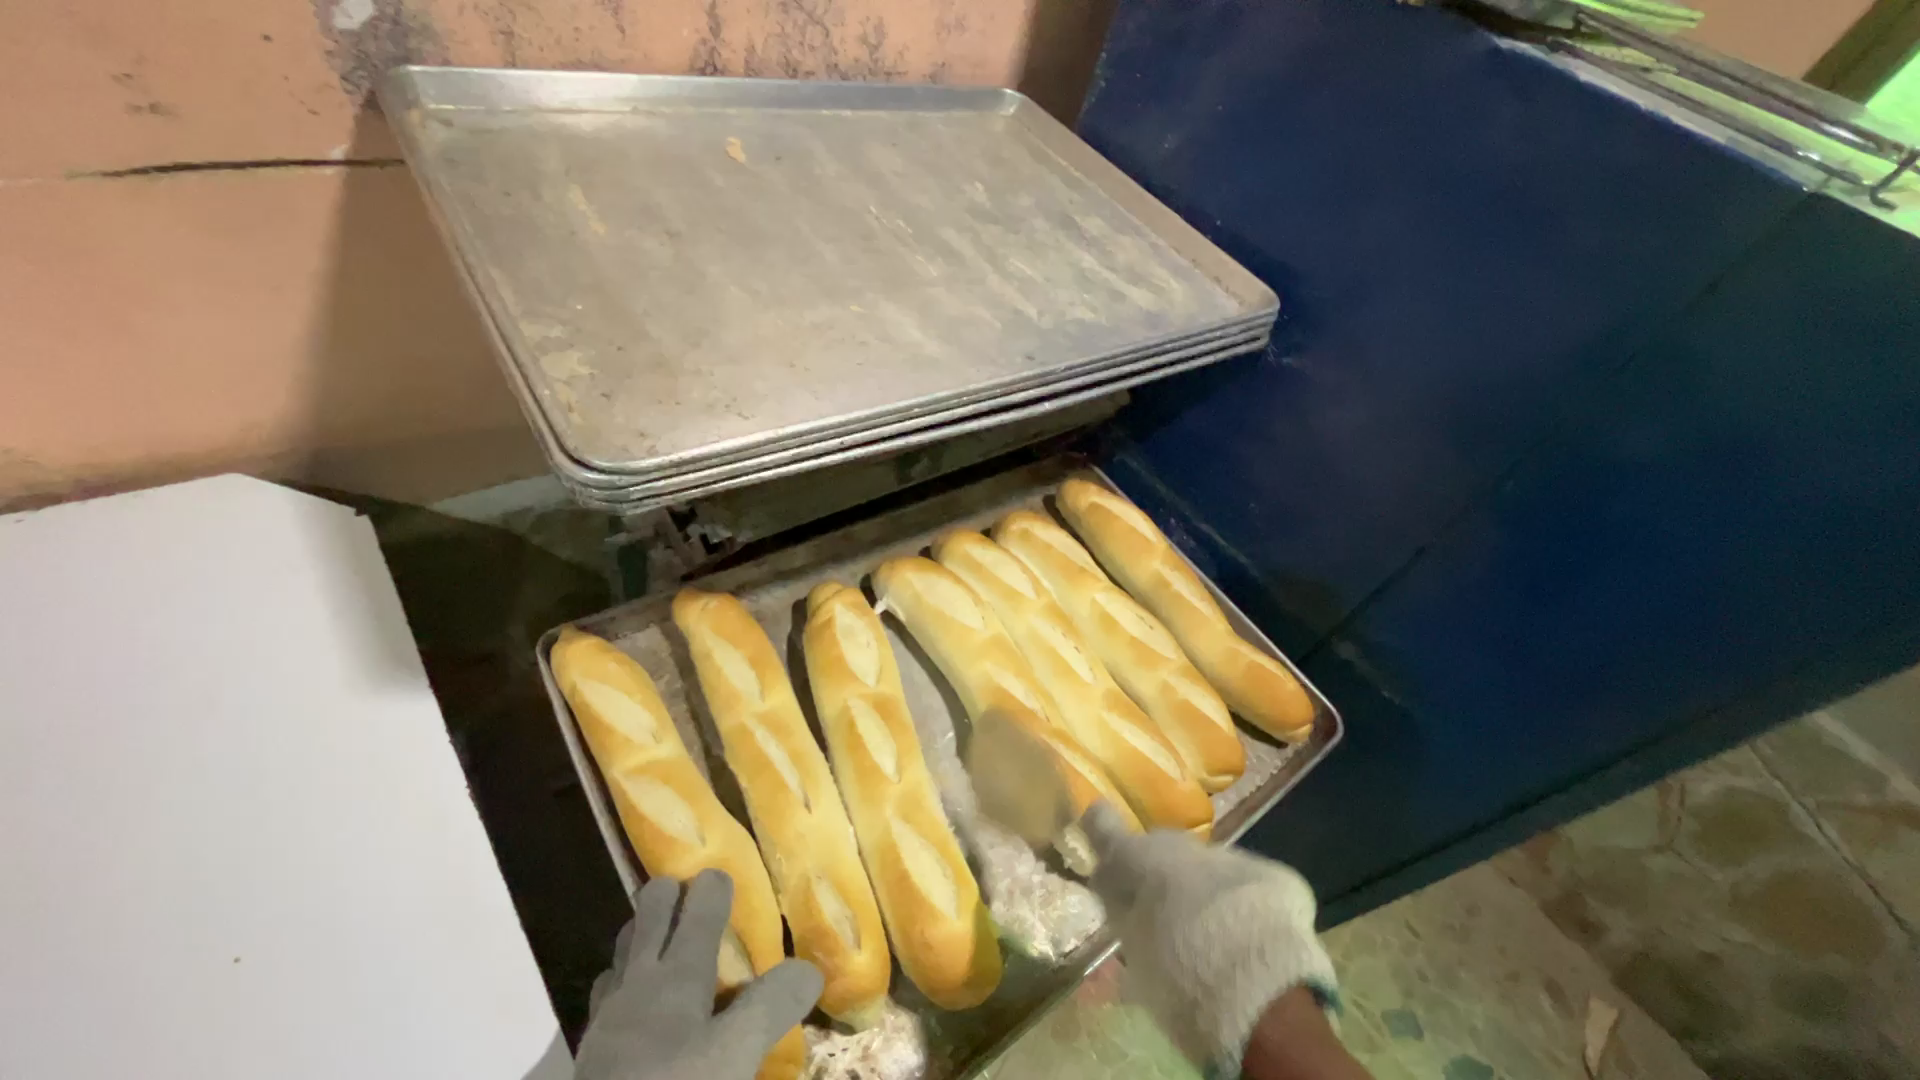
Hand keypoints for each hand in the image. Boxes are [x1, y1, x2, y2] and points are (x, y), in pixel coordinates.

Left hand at [575, 870, 821, 1079]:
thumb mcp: (735, 1056)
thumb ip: (771, 1005)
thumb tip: (809, 968)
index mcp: (678, 973)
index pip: (700, 903)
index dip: (717, 884)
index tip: (733, 877)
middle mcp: (638, 979)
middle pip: (651, 910)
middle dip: (673, 893)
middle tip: (700, 901)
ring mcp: (609, 1012)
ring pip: (625, 946)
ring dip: (647, 932)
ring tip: (673, 942)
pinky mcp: (592, 1046)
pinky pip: (609, 990)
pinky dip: (627, 979)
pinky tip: (641, 1004)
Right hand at [1082, 803, 1337, 1073]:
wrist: (1256, 985)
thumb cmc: (1176, 975)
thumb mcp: (1136, 959)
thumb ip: (1128, 925)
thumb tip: (1125, 913)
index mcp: (1133, 862)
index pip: (1104, 828)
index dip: (1100, 827)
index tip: (1096, 821)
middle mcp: (1176, 846)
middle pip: (1161, 849)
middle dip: (1161, 874)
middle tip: (1164, 914)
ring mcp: (1225, 855)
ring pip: (1206, 867)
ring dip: (1203, 890)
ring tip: (1212, 934)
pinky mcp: (1268, 872)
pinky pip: (1246, 885)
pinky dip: (1244, 904)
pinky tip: (1253, 938)